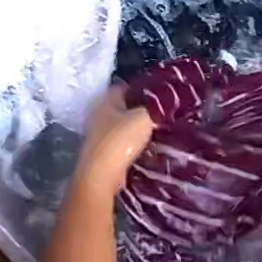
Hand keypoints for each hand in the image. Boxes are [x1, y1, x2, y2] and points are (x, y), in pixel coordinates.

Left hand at [73, 85, 154, 200]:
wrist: (102, 175)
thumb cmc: (121, 140)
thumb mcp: (144, 117)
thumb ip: (155, 108)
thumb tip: (164, 104)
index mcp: (106, 100)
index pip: (124, 87)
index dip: (141, 90)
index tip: (158, 96)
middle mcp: (97, 114)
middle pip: (122, 107)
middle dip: (138, 110)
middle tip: (160, 114)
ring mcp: (97, 134)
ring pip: (120, 126)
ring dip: (134, 129)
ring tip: (156, 131)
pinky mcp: (100, 152)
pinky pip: (120, 143)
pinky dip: (130, 144)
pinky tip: (145, 148)